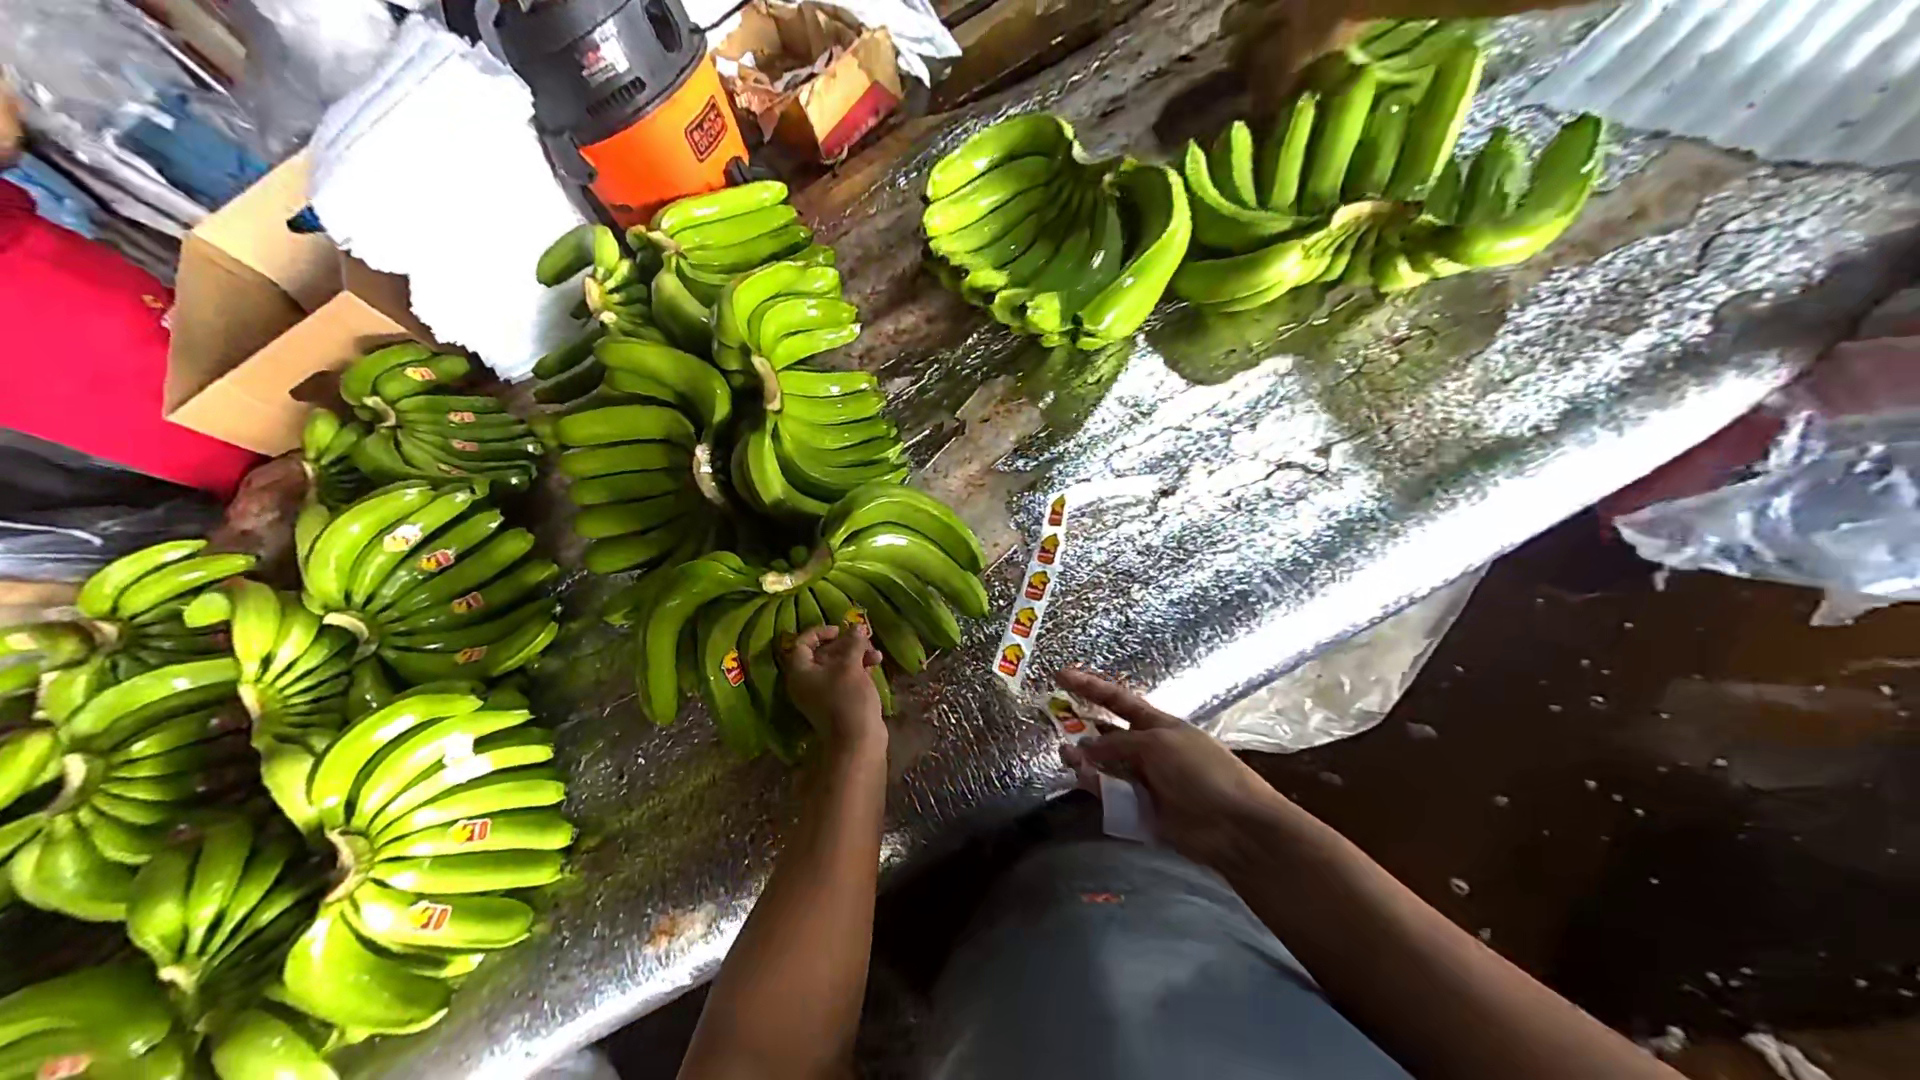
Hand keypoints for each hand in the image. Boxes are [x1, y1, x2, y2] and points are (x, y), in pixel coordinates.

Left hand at [784, 623, 884, 753]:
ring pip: (837, 665)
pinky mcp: (838, 701)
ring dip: (856, 655)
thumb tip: (857, 627)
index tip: (839, 629)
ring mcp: (822, 693)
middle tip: (864, 639)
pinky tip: (876, 663)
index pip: (802, 644)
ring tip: (876, 654)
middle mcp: (807, 682)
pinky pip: (845, 678)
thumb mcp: (850, 666)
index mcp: (800, 672)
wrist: (858, 740)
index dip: (819, 632)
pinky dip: (859, 668)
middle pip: (822, 653)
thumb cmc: (848, 698)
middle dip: (845, 643)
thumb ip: (853, 643)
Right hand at [1058, 668, 1292, 870]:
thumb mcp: (1159, 744)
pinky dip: (1093, 783)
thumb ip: (1119, 743)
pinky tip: (1079, 777)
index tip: (1062, 676)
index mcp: (1157, 724)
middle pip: (1106, 732)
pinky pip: (1109, 791)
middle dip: (1080, 724)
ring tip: (1063, 752)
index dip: (1090, 686)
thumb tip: (1085, 747)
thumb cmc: (1201, 771)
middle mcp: (1147, 748)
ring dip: (1082, 757)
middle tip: (1052, 718)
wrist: (1233, 825)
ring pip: (1103, 764)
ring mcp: (1142, 778)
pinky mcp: (1139, 807)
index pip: (1118, 699)